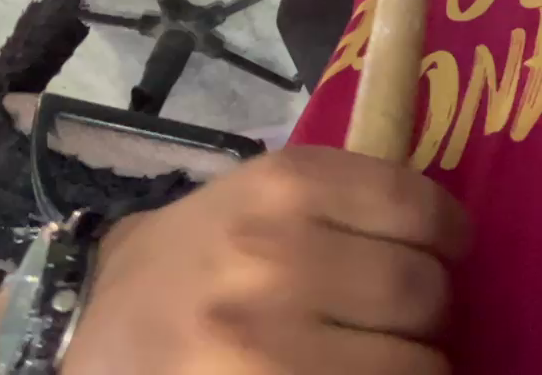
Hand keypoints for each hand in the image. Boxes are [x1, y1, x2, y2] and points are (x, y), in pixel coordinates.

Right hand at [61, 146, 468, 374]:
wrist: (92, 330)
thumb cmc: (203, 250)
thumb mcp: (269, 192)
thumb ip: (351, 198)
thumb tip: (448, 231)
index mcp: (287, 184)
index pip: (415, 206)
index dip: (449, 232)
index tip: (448, 247)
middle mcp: (274, 257)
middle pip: (420, 291)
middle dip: (430, 305)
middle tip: (409, 311)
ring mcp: (262, 347)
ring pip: (413, 367)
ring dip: (416, 364)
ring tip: (388, 354)